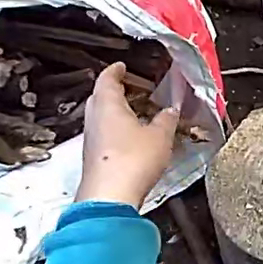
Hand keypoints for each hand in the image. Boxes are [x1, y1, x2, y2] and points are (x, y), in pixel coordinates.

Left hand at [74, 62, 179, 207]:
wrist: (111, 197)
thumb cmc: (134, 159)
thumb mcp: (160, 136)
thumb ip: (166, 120)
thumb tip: (170, 110)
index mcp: (108, 105)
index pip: (107, 80)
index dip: (115, 71)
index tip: (121, 66)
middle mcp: (95, 119)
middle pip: (100, 97)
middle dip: (113, 90)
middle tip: (128, 87)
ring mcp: (91, 139)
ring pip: (100, 117)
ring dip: (114, 111)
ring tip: (133, 111)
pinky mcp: (94, 157)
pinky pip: (103, 135)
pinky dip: (115, 129)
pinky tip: (130, 136)